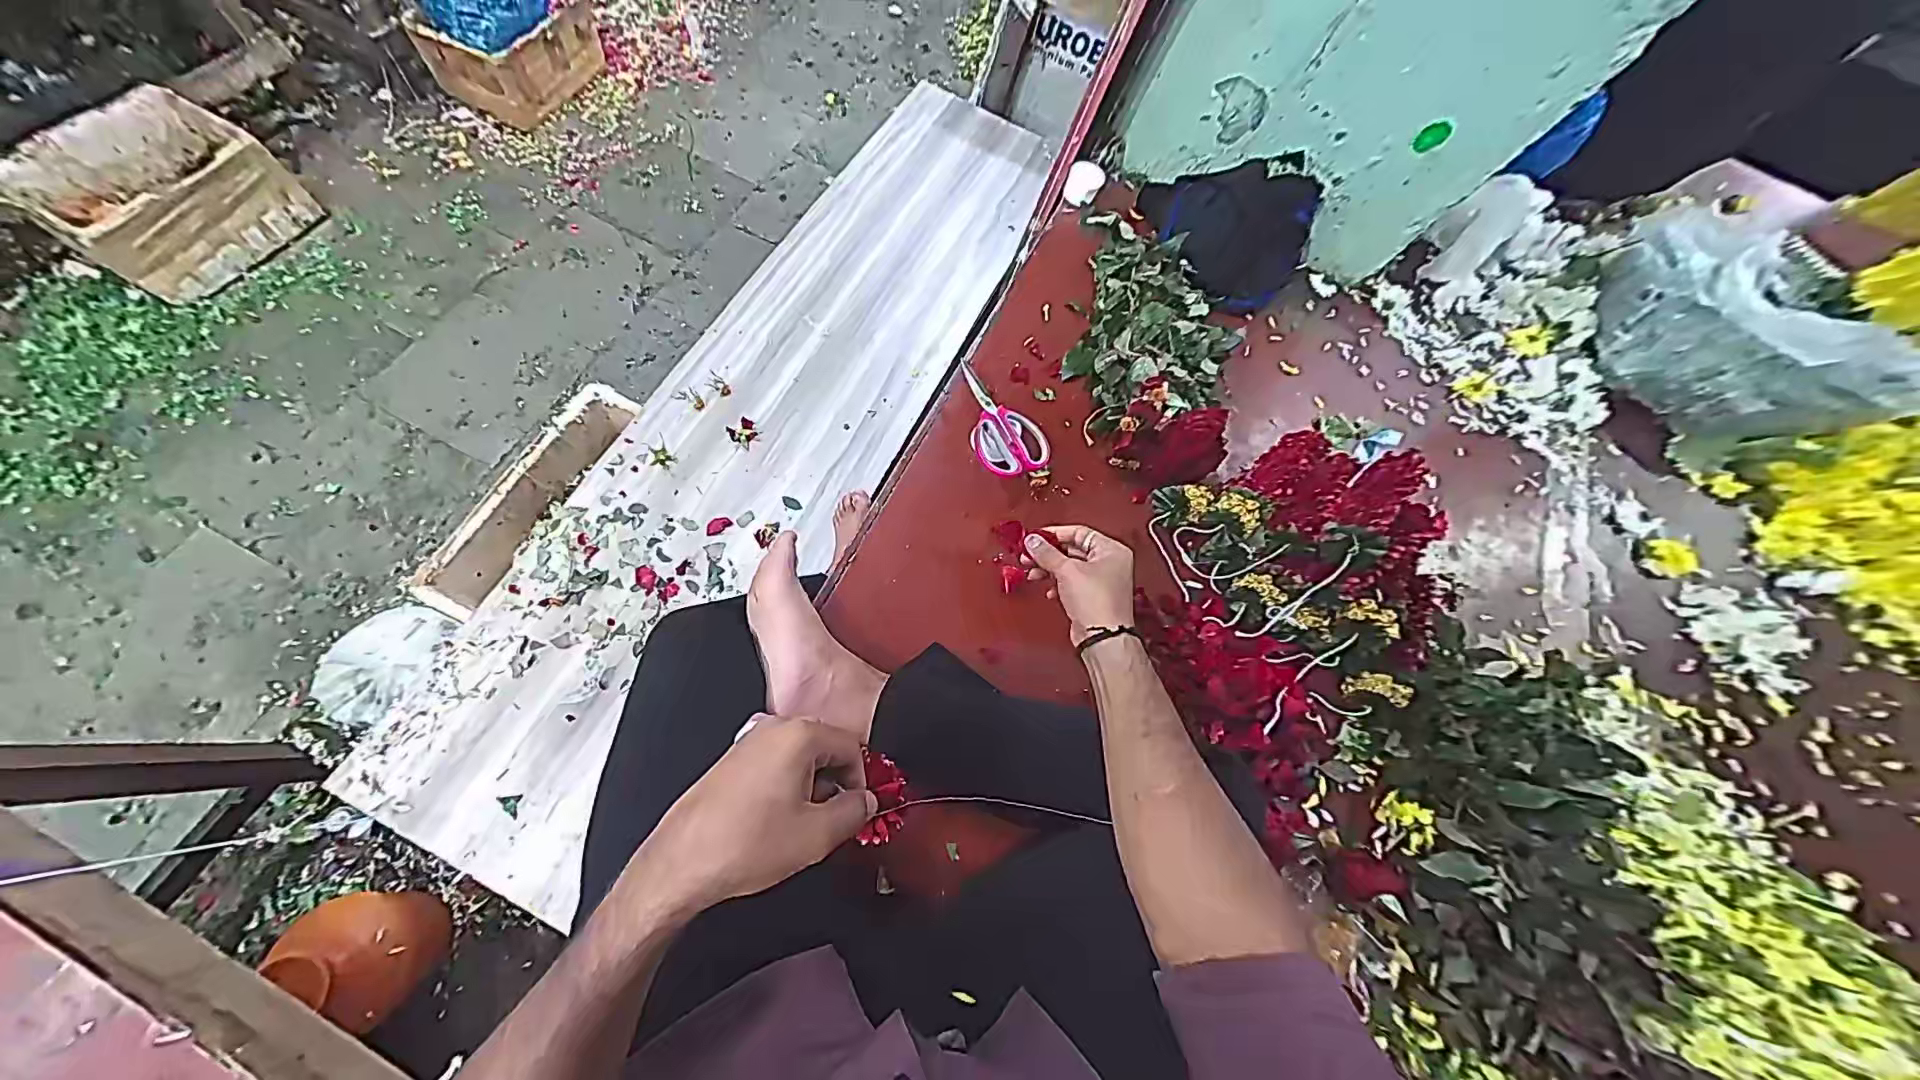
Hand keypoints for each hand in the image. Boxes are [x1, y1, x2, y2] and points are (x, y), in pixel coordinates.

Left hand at [617, 715, 875, 917]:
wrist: (681, 863)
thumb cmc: (740, 845)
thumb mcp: (818, 835)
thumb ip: (855, 812)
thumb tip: (866, 802)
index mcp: (798, 735)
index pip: (852, 747)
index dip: (861, 781)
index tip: (857, 807)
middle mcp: (773, 729)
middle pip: (826, 749)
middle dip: (834, 785)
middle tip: (830, 820)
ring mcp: (749, 743)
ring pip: (800, 758)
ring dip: (809, 788)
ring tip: (798, 827)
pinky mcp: (732, 761)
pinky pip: (774, 765)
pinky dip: (784, 789)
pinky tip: (774, 824)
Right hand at [1022, 525, 1136, 645]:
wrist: (1102, 637)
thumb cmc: (1098, 604)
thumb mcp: (1067, 570)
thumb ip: (1047, 553)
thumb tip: (1033, 541)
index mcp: (1111, 550)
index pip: (1079, 532)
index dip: (1055, 534)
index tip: (1036, 538)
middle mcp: (1109, 563)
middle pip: (1073, 549)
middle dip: (1048, 553)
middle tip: (1029, 555)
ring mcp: (1102, 580)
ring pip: (1069, 567)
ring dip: (1049, 569)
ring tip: (1033, 572)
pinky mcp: (1092, 596)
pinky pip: (1071, 583)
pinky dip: (1057, 583)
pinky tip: (1048, 589)